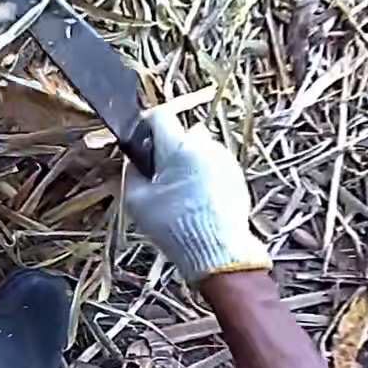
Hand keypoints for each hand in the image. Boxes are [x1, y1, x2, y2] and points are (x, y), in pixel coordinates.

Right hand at [123, 112, 270, 283]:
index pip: (160, 116)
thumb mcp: (136, 200)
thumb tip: (132, 158)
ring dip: (183, 161)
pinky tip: (193, 200)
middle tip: (154, 177)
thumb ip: (131, 172)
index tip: (137, 141)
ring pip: (196, 149)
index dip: (144, 125)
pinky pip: (211, 164)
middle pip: (179, 134)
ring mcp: (225, 160)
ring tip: (174, 192)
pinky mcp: (236, 174)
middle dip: (164, 149)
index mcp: (180, 148)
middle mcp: (206, 146)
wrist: (217, 252)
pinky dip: (199, 174)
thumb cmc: (171, 225)